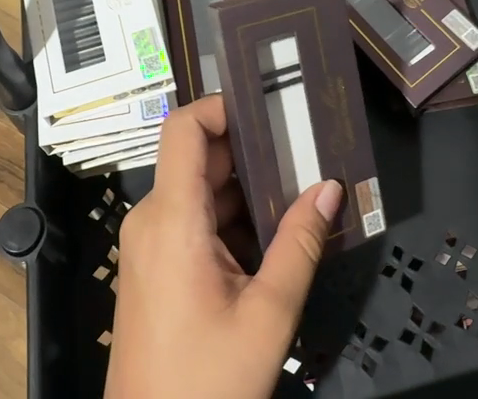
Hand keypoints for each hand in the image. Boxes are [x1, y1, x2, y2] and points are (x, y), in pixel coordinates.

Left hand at [106, 96, 342, 398]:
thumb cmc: (208, 381)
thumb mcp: (268, 315)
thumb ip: (300, 244)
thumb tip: (329, 188)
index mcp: (172, 218)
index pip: (183, 128)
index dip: (221, 106)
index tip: (268, 109)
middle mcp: (152, 220)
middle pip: (198, 159)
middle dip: (251, 152)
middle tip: (303, 152)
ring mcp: (149, 246)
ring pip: (198, 194)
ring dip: (245, 192)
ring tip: (299, 193)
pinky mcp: (153, 269)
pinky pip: (191, 223)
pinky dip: (229, 222)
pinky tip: (273, 238)